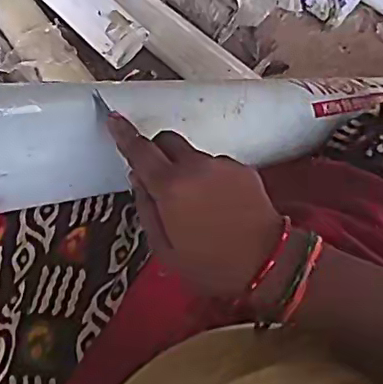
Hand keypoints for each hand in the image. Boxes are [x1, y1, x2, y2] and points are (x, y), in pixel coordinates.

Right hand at [105, 112, 285, 300]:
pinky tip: (217, 205)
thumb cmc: (209, 265)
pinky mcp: (242, 169)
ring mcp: (222, 165)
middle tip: (156, 177)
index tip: (114, 118)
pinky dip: (209, 177)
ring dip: (184, 168)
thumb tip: (138, 179)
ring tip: (195, 203)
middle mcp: (195, 166)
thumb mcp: (163, 248)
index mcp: (170, 186)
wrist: (268, 264)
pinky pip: (215, 165)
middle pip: (166, 140)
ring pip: (192, 154)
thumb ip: (145, 208)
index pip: (140, 149)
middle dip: (156, 150)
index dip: (124, 133)